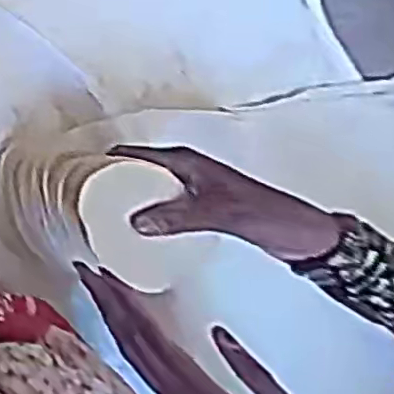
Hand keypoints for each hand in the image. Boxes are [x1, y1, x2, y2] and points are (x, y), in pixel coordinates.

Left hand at [80, 266, 347, 393]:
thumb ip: (262, 383)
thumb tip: (219, 332)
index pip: (153, 343)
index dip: (124, 305)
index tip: (103, 272)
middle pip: (135, 347)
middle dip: (107, 305)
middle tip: (84, 269)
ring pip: (136, 360)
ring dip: (113, 321)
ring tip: (95, 288)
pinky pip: (147, 374)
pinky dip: (129, 344)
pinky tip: (124, 329)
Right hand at [109, 146, 342, 263]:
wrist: (312, 239)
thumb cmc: (270, 217)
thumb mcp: (221, 215)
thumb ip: (178, 217)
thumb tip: (136, 221)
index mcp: (186, 160)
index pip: (134, 153)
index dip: (106, 160)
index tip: (82, 172)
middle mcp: (185, 168)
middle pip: (137, 166)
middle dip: (112, 176)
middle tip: (88, 194)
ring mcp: (193, 186)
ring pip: (149, 184)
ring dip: (129, 192)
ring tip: (108, 209)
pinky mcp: (200, 204)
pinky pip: (162, 199)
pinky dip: (146, 206)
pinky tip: (140, 222)